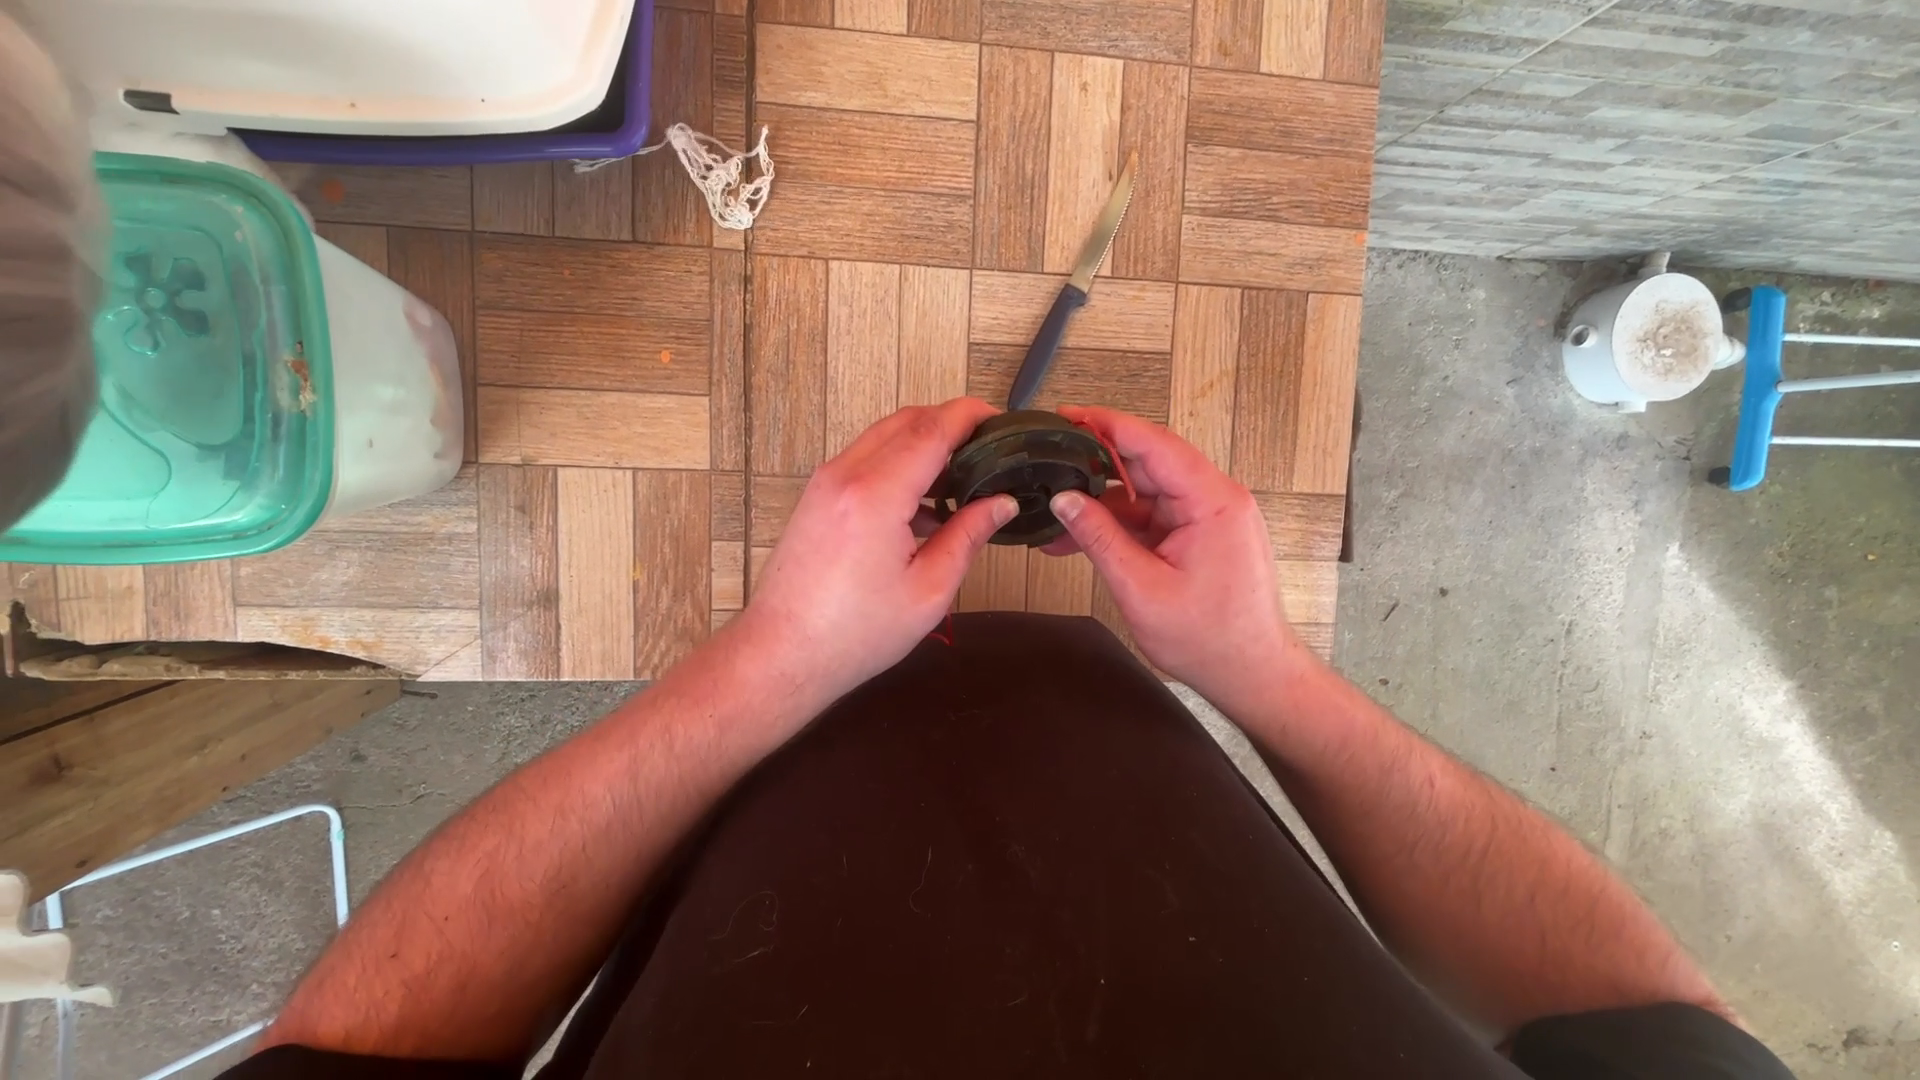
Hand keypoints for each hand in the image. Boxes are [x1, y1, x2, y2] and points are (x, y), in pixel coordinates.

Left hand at [737, 398, 1015, 703]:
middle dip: (951, 422)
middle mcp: (846, 475)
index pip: (931, 429)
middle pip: (906, 421)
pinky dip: (899, 463)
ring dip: (924, 442)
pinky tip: (925, 504)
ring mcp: (826, 482)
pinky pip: (866, 459)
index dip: (970, 415)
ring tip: (963, 476)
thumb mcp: (929, 590)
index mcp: (875, 495)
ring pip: (884, 436)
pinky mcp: (818, 496)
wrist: (784, 652)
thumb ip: (967, 536)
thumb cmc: (855, 633)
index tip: (1001, 419)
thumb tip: (1001, 503)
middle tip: (989, 446)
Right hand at [1044, 405, 1314, 706]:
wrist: (1251, 675)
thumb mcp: (1142, 589)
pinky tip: (1077, 538)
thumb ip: (1100, 538)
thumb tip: (1063, 500)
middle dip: (1095, 464)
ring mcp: (1204, 517)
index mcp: (1212, 501)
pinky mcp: (1195, 535)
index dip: (1108, 424)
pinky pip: (1149, 517)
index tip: (1067, 415)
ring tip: (1052, 516)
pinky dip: (1116, 526)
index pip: (1155, 444)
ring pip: (1142, 493)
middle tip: (1049, 458)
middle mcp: (1213, 499)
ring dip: (1100, 504)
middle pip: (1147, 463)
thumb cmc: (1209, 639)